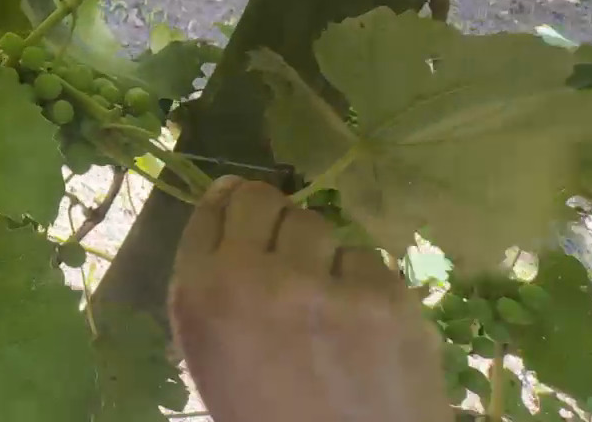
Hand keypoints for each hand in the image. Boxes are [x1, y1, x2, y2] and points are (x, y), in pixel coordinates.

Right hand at [168, 177, 450, 421]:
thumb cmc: (262, 409)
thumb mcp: (205, 341)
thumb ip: (206, 266)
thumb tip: (228, 191)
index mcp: (203, 288)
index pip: (216, 205)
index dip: (233, 202)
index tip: (246, 214)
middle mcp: (257, 276)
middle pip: (265, 199)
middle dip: (276, 223)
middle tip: (289, 261)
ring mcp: (325, 287)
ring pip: (319, 225)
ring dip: (320, 256)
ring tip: (329, 305)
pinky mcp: (388, 303)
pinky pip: (369, 260)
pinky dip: (366, 286)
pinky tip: (365, 329)